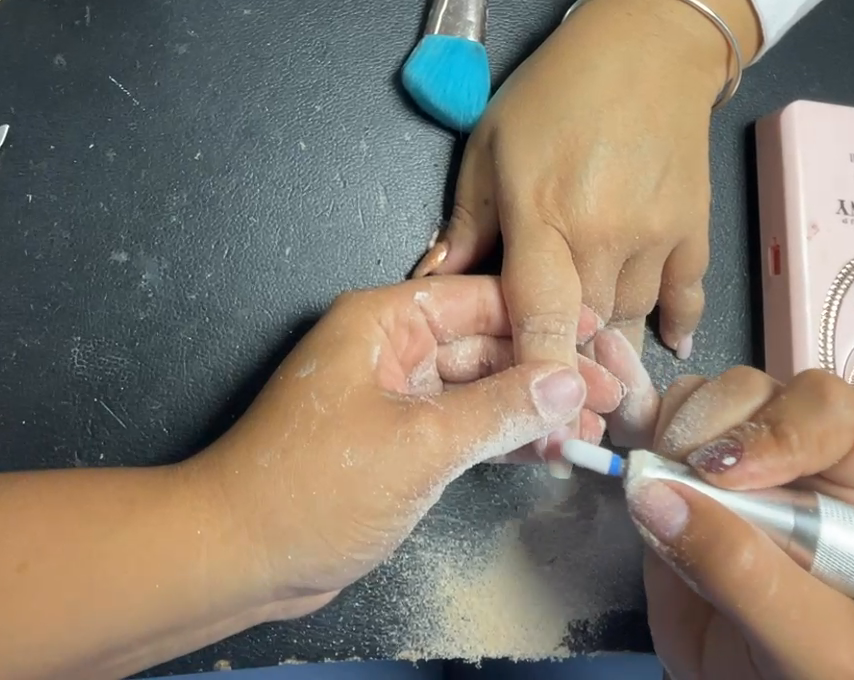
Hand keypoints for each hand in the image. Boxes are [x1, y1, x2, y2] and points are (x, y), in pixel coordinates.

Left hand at [187, 276, 623, 612]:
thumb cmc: (315, 485)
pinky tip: (548, 450)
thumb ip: (497, 409)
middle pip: (483, 344)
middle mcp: (391, 345)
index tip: (600, 337)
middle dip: (545, 371)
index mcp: (383, 320)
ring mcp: (396, 393)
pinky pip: (462, 424)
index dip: (543, 318)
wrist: (242, 553)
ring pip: (478, 388)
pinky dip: (502, 436)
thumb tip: (565, 382)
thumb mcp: (418, 442)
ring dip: (530, 408)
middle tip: (611, 395)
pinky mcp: (399, 437)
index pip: (478, 300)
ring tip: (592, 429)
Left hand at [415, 0, 752, 424]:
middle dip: (562, 354)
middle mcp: (604, 238)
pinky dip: (668, 324)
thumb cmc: (553, 94)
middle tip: (543, 371)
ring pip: (628, 319)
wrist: (648, 48)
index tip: (525, 408)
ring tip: (587, 350)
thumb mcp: (490, 147)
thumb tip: (434, 275)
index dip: (532, 370)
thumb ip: (467, 222)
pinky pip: (684, 299)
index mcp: (543, 216)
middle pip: (583, 328)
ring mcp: (657, 238)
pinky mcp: (695, 231)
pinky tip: (657, 342)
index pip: (537, 314)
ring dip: (604, 336)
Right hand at [621, 364, 853, 679]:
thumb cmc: (802, 677)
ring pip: (707, 394)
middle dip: (713, 429)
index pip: (833, 415)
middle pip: (761, 391)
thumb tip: (655, 494)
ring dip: (675, 430)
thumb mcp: (805, 647)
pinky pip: (662, 412)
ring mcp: (742, 456)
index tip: (726, 478)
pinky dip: (644, 429)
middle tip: (683, 479)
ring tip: (663, 488)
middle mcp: (806, 459)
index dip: (779, 429)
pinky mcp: (686, 461)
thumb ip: (743, 574)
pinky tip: (643, 473)